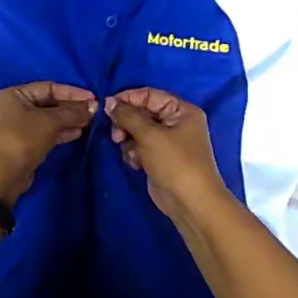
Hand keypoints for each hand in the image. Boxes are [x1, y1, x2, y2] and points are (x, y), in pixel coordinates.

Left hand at [0, 82, 96, 201]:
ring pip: (49, 118)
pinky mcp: (25, 141)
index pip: (48, 87)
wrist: (6, 174)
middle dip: (71, 107)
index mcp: (14, 94)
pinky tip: (78, 132)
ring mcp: (19, 125)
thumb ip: (72, 112)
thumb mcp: (50, 122)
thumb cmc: (24, 139)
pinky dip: (61, 130)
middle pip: (49, 102)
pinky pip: (46, 130)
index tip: (93, 98)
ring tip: (90, 122)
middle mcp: (14, 106)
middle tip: (94, 112)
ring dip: (69, 119)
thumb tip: (94, 106)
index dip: (72, 92)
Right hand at [105, 87, 228, 221]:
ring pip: (137, 129)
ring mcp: (168, 140)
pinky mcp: (159, 157)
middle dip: (126, 122)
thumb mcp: (149, 134)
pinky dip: (133, 151)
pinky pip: (139, 145)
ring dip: (128, 139)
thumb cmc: (174, 162)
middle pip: (141, 112)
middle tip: (116, 134)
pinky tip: (134, 162)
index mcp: (181, 110)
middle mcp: (176, 122)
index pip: (149, 94)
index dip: (127, 99)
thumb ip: (127, 115)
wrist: (190, 202)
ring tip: (127, 151)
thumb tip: (108, 101)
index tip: (107, 108)